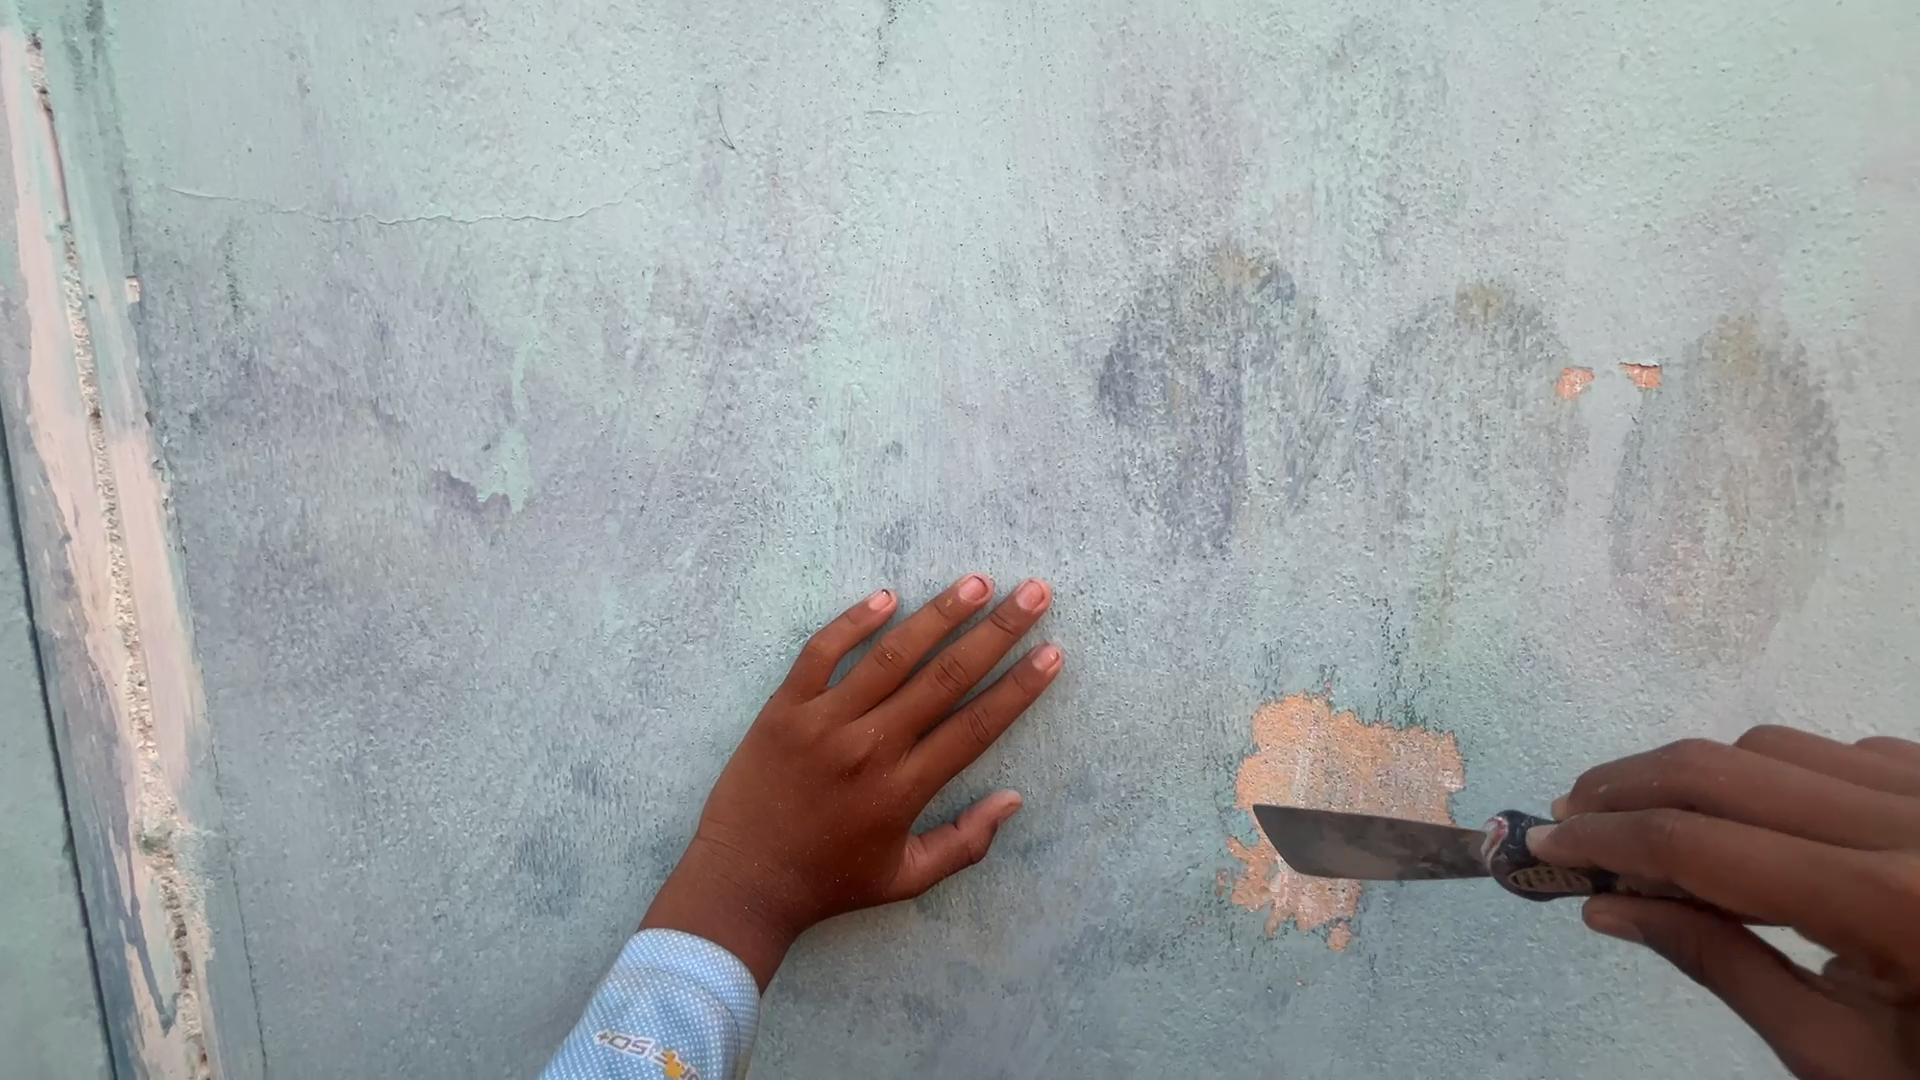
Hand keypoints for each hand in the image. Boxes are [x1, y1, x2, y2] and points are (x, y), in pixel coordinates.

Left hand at [641, 575, 1061, 988]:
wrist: (739, 882)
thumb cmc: (828, 881)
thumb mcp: (905, 880)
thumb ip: (965, 844)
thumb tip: (1015, 798)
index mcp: (904, 790)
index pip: (976, 725)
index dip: (1019, 686)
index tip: (1052, 651)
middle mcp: (870, 747)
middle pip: (944, 677)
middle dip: (996, 631)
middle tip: (1032, 593)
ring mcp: (824, 722)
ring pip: (891, 656)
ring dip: (939, 615)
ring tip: (977, 582)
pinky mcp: (784, 708)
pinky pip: (821, 652)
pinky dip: (853, 622)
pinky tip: (887, 596)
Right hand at [1531, 726, 1919, 1079]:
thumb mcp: (1850, 1063)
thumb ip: (1718, 966)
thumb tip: (1600, 907)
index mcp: (1900, 907)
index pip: (1693, 844)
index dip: (1598, 839)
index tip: (1538, 841)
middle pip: (1717, 771)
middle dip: (1621, 788)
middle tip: (1568, 814)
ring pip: (1771, 747)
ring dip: (1691, 778)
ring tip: (1653, 817)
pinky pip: (1847, 753)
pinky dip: (1777, 777)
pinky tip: (1770, 823)